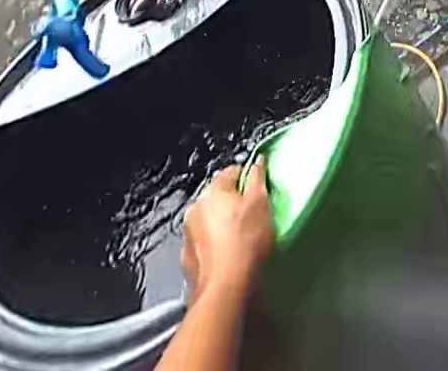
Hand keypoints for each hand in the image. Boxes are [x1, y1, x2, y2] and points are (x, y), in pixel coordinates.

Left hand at [179, 156, 274, 300]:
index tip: (261, 189)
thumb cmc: (247, 238)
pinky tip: (228, 252)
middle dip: (234, 200)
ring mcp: (187, 235)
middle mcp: (194, 209)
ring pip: (210, 218)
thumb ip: (257, 176)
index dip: (249, 176)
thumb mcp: (260, 200)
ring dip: (223, 221)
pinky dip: (214, 241)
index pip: (231, 170)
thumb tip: (256, 161)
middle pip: (219, 195)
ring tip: (242, 234)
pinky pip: (204, 240)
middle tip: (254, 212)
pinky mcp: (186, 258)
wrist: (225, 287)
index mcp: (211, 191)